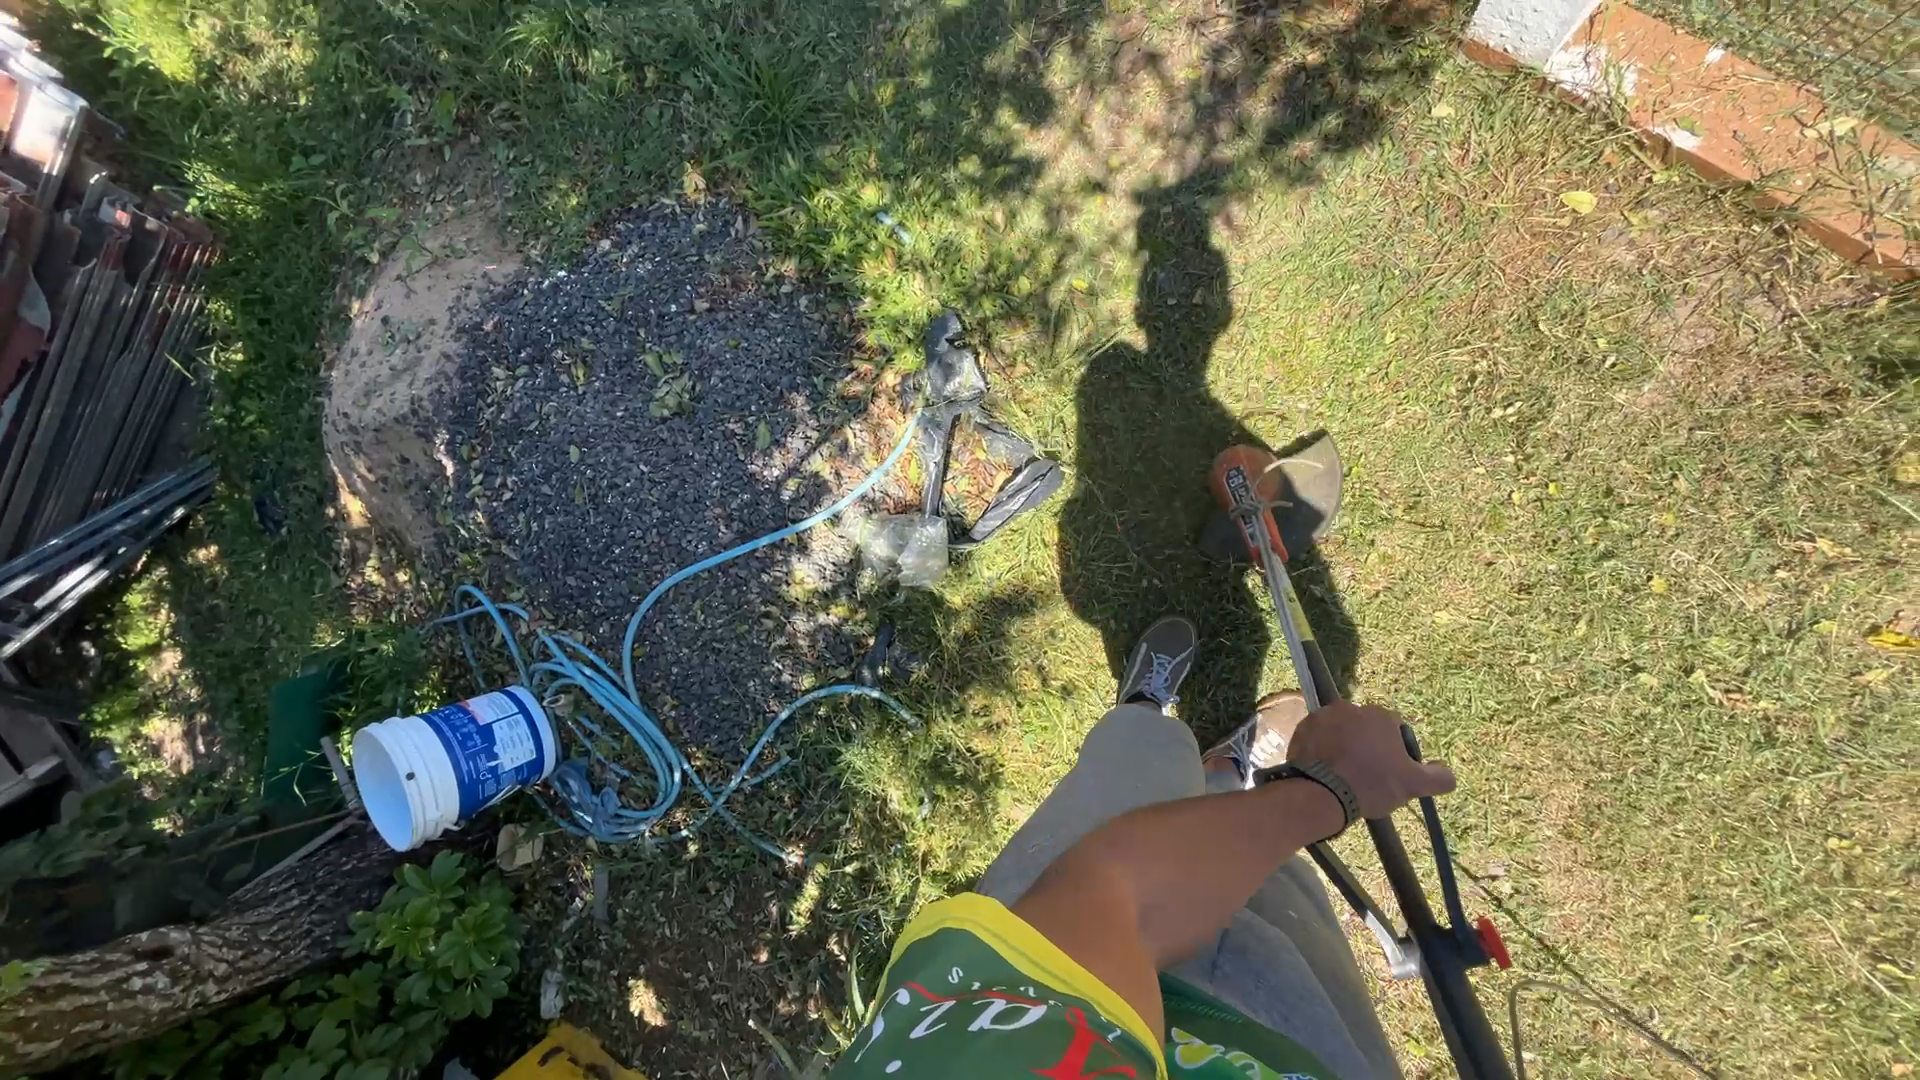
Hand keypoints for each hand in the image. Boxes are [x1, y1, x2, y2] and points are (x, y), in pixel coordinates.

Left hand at [1286, 703, 1455, 818]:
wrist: (1322, 790)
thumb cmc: (1372, 784)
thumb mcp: (1414, 785)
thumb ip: (1439, 777)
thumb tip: (1446, 772)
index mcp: (1379, 715)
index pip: (1394, 730)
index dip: (1395, 752)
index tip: (1389, 772)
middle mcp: (1349, 707)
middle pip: (1365, 729)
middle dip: (1368, 747)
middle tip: (1366, 774)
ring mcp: (1322, 715)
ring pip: (1341, 731)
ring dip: (1344, 746)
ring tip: (1344, 773)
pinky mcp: (1302, 727)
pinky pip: (1319, 737)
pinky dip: (1323, 748)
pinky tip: (1326, 769)